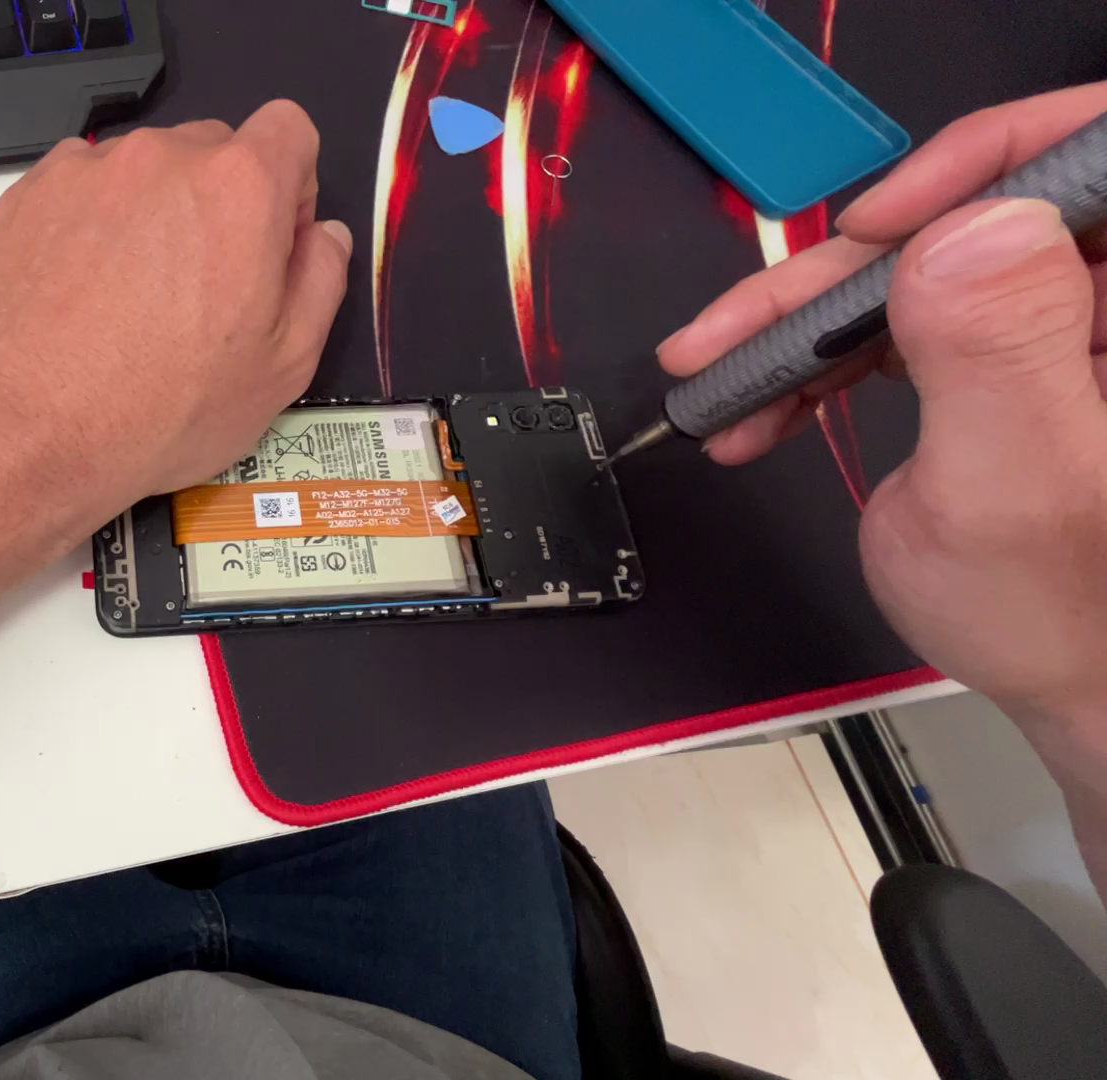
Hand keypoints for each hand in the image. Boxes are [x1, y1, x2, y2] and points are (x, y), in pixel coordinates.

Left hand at [0, 100, 351, 522]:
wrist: (33, 432)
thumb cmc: (163, 411)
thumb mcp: (281, 369)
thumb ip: (322, 282)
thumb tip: (322, 236)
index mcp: (240, 188)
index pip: (288, 132)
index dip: (288, 188)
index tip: (268, 245)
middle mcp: (162, 158)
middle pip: (213, 153)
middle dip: (219, 207)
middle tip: (198, 293)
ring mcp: (86, 171)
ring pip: (143, 174)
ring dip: (152, 218)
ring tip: (130, 304)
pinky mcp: (28, 195)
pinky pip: (82, 193)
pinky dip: (92, 228)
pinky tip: (83, 296)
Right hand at [660, 83, 1106, 720]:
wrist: (1075, 678)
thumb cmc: (1058, 609)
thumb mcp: (1012, 489)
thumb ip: (997, 356)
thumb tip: (965, 231)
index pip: (1100, 156)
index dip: (983, 163)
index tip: (872, 230)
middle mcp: (1104, 302)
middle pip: (959, 227)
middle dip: (821, 285)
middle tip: (722, 337)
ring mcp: (1048, 328)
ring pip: (900, 281)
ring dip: (790, 337)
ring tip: (718, 394)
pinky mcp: (988, 361)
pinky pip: (882, 332)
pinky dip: (803, 370)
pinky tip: (755, 416)